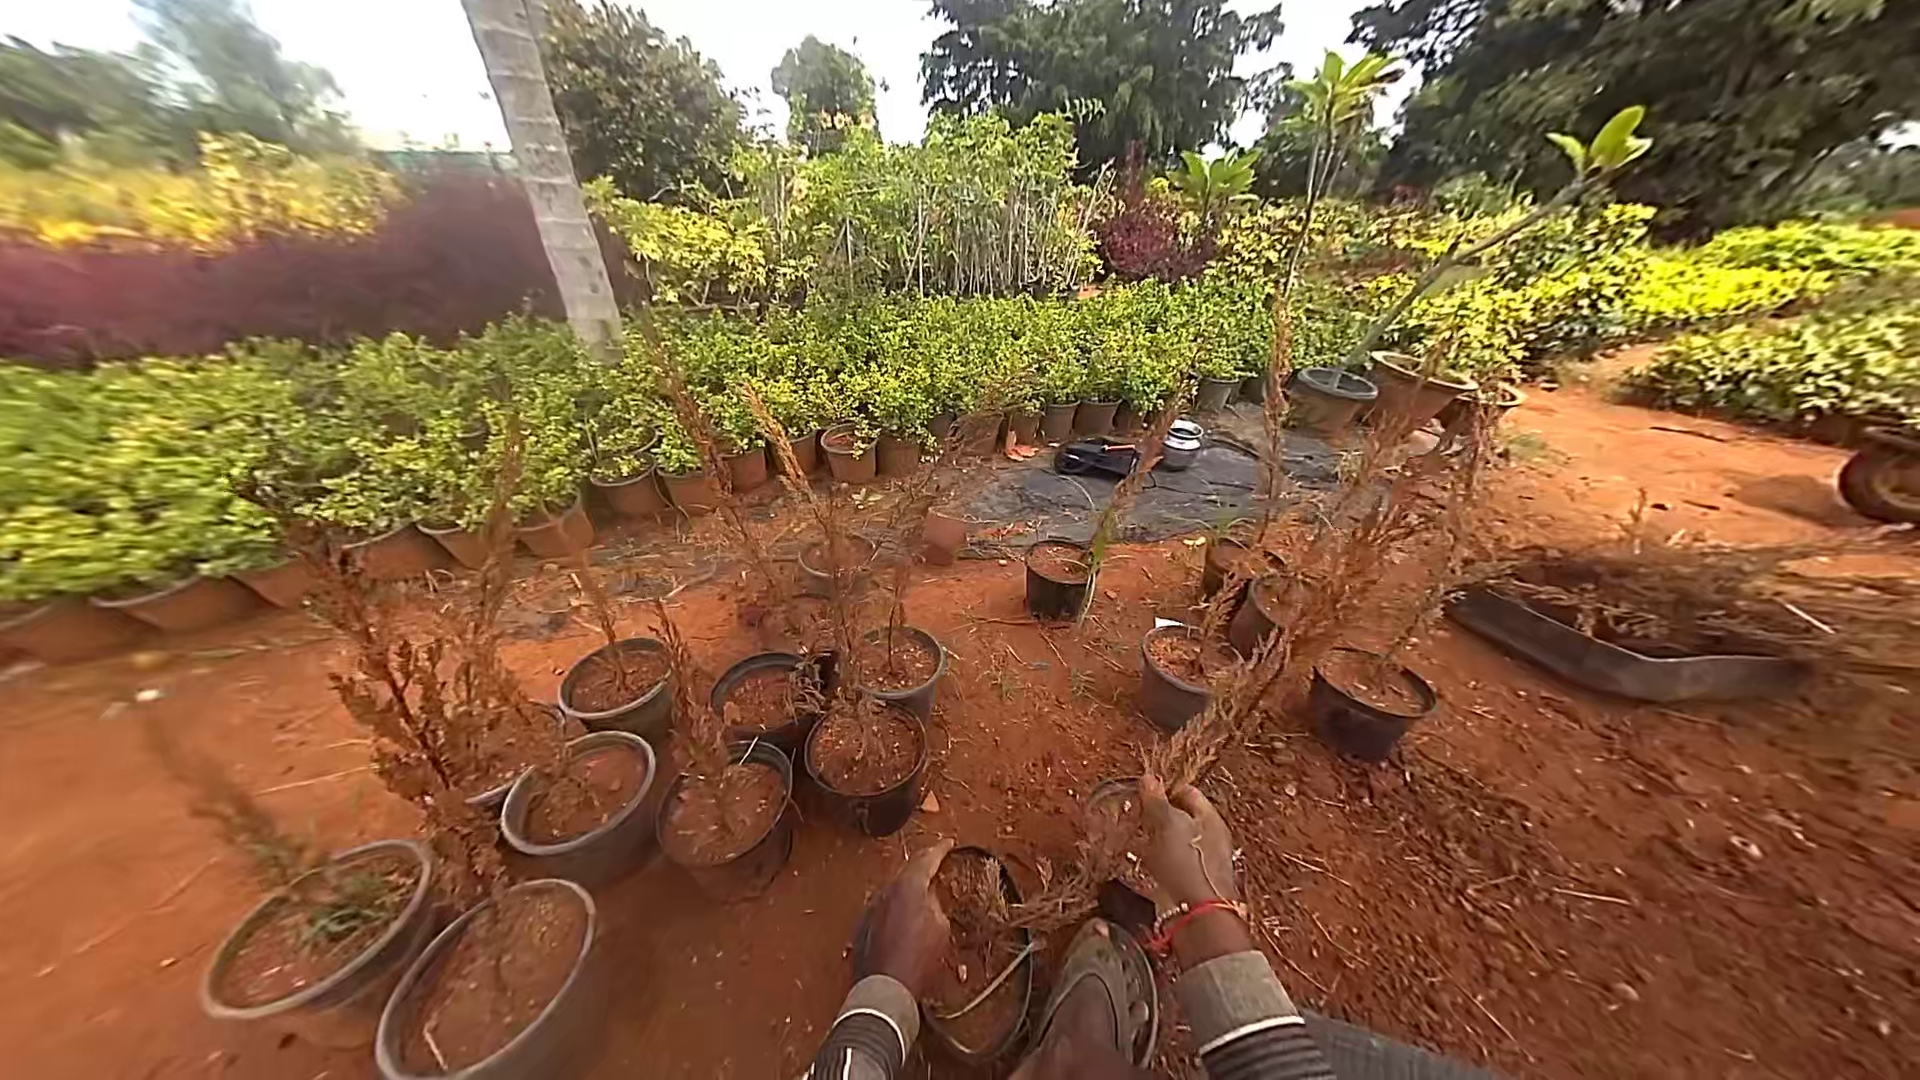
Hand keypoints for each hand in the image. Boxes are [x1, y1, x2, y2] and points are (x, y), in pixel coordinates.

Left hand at [854, 837, 954, 997]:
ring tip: (920, 893)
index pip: (927, 858)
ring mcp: (871, 907)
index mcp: (909, 884)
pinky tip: (902, 918)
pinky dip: (895, 907)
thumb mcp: (940, 928)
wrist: (884, 991)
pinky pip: (883, 908)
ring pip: (893, 889)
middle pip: (908, 871)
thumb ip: (935, 903)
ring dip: (907, 889)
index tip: (949, 843)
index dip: (940, 849)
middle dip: (922, 866)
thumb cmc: (918, 960)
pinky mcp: (862, 925)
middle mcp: (887, 889)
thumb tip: (929, 897)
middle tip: (935, 863)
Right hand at [1140, 775, 1238, 908]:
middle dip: (1157, 814)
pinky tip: (1140, 860)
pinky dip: (1155, 858)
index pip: (1187, 791)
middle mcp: (1209, 838)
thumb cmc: (1185, 862)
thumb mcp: (1167, 823)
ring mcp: (1201, 862)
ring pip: (1173, 840)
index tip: (1144, 794)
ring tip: (1134, 836)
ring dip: (1154, 837)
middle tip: (1137, 814)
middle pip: (1180, 816)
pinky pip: (1170, 862)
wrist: (1196, 917)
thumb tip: (1148, 777)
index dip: (1165, 789)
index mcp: (1210, 818)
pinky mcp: (1190, 882)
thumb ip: (1156, 800)